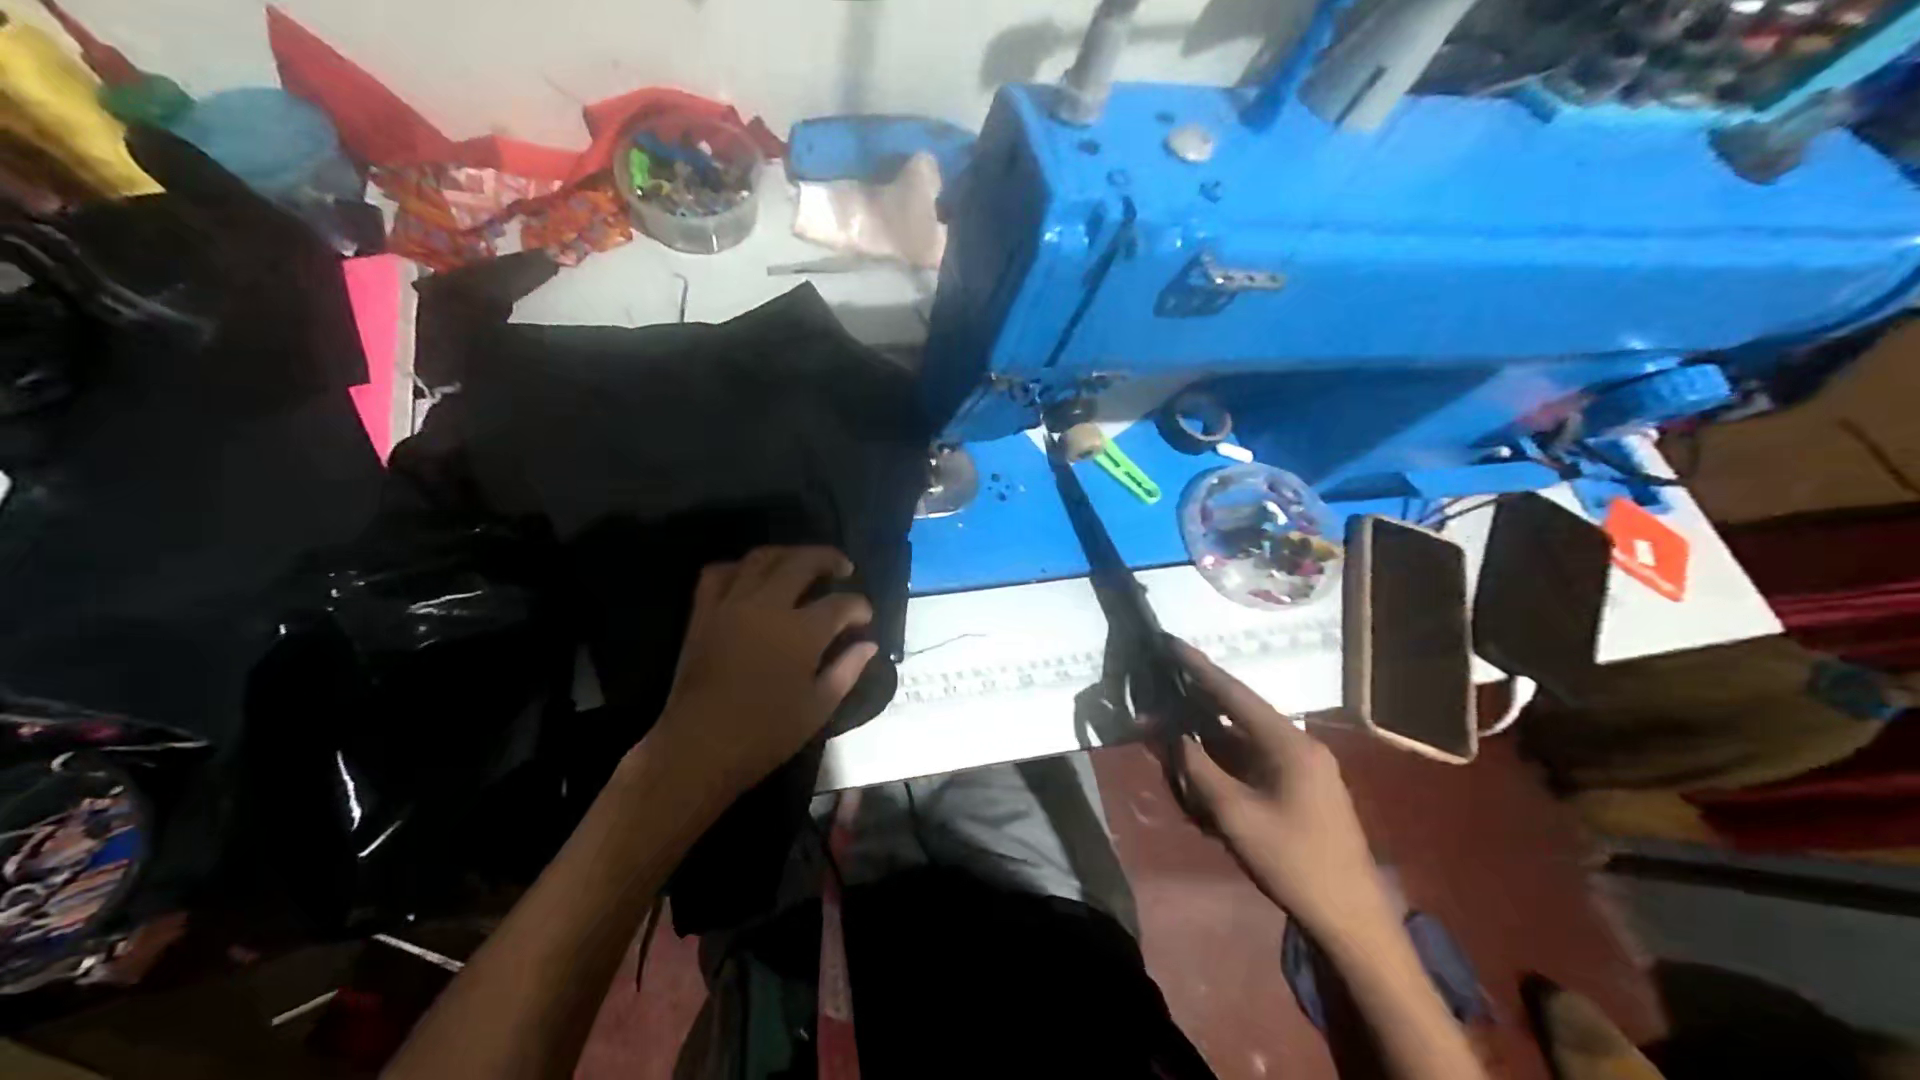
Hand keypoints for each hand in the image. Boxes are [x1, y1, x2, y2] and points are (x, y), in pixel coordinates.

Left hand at [649, 546, 877, 796]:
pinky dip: (740, 567)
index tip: (865, 618)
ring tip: (803, 563)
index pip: (841, 604)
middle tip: (844, 568)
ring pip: (762, 558)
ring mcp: (731, 604)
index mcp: (801, 632)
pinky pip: (719, 572)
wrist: (699, 747)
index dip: (859, 607)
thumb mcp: (818, 707)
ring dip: (789, 554)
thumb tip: (868, 644)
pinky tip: (752, 577)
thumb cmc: (765, 734)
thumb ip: (847, 669)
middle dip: (829, 559)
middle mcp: (767, 606)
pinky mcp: (703, 612)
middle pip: (803, 562)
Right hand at [1161, 639, 1397, 942]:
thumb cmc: (1293, 862)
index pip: (1235, 694)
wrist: (1351, 918)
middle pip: (1236, 716)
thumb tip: (1172, 735)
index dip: (1199, 668)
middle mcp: (1299, 746)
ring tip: (1173, 744)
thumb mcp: (1235, 815)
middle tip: (1158, 700)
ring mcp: (1302, 768)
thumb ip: (1199, 769)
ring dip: (1207, 744)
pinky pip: (1253, 765)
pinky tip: (1202, 783)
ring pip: (1242, 743)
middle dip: (1195, 709)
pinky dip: (1224, 767)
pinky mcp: (1300, 789)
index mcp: (1289, 744)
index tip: (1170, 643)